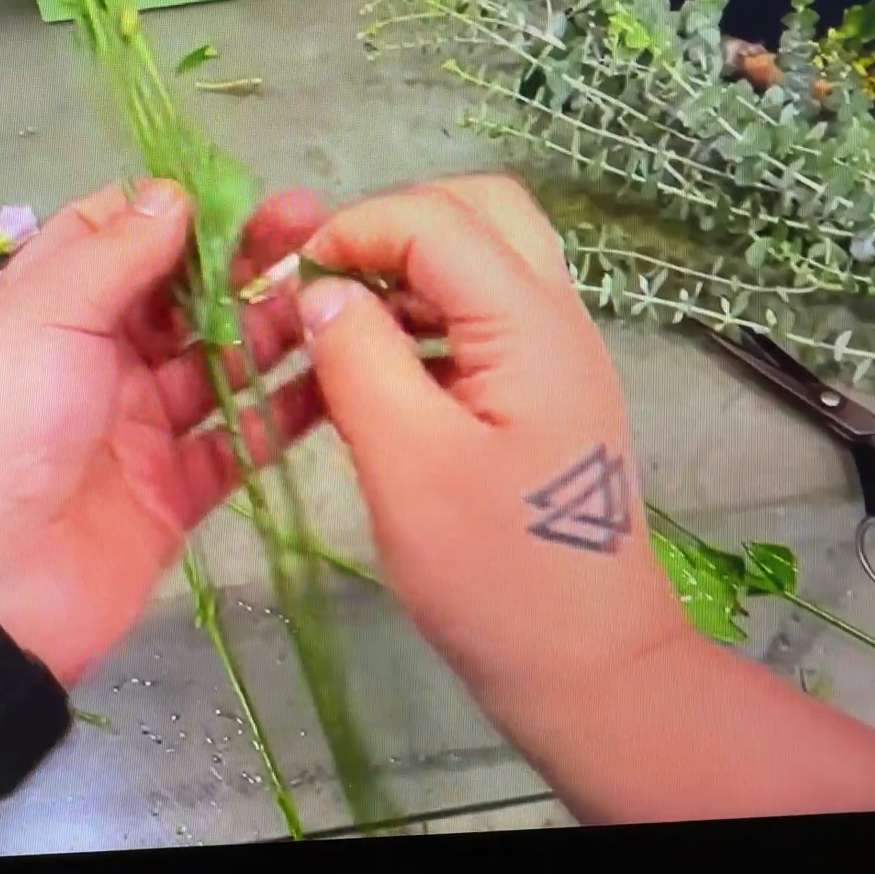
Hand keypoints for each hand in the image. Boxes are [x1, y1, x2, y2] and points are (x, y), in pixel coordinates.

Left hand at [0, 179, 328, 684]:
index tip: (240, 195)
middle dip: (242, 261)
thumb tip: (173, 195)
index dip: (176, 212)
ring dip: (273, 330)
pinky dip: (283, 416)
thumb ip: (112, 256)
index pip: (117, 239)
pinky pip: (238, 444)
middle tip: (314, 229)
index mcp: (52, 309)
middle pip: (182, 298)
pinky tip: (337, 379)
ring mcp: (140, 429)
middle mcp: (98, 362)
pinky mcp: (176, 491)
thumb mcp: (40, 315)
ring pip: (219, 366)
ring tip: (335, 298)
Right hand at [290, 174, 688, 700]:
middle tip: (327, 280)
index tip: (291, 281)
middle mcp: (556, 321)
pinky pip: (478, 318)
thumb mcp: (407, 464)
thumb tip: (320, 290)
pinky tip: (378, 366)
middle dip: (391, 226)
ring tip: (343, 320)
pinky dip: (421, 317)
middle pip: (479, 212)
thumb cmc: (492, 572)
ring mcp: (553, 356)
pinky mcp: (537, 392)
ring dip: (406, 269)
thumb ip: (359, 360)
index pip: (438, 221)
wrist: (583, 661)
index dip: (355, 230)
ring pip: (483, 259)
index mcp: (531, 327)